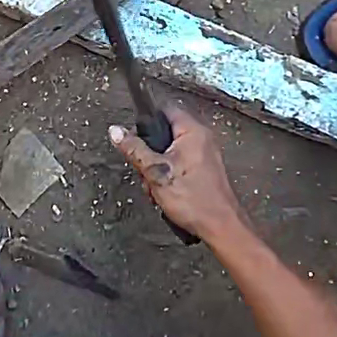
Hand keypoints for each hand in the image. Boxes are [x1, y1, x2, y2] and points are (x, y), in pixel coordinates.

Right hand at [109, 106, 248, 242]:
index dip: (146, 121)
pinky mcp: (204, 169)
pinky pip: (180, 163)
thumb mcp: (155, 172)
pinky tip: (166, 193)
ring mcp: (204, 153)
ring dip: (157, 168)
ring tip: (156, 187)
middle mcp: (201, 137)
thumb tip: (115, 131)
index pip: (164, 109)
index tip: (135, 138)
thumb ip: (135, 150)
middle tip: (146, 171)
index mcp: (192, 130)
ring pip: (170, 151)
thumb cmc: (193, 198)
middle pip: (165, 133)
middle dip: (150, 153)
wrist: (221, 226)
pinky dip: (169, 175)